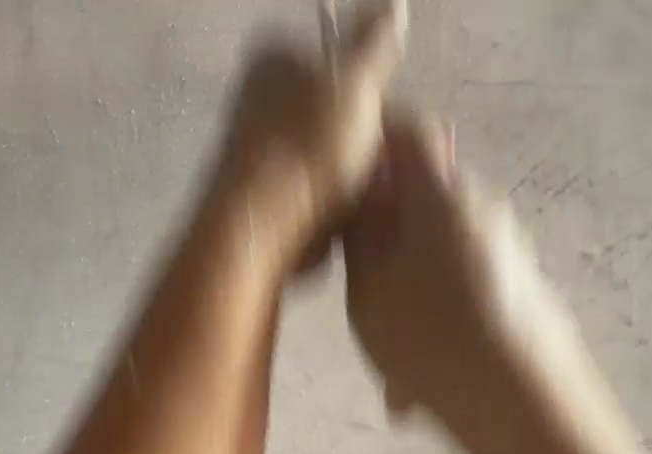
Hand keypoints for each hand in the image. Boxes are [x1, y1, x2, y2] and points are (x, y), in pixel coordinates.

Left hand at [210, 0, 407, 270]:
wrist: (259, 232)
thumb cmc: (308, 149)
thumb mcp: (355, 83)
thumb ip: (375, 43)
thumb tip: (394, 5)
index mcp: (275, 57)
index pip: (337, 60)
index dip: (372, 90)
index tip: (389, 118)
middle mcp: (257, 102)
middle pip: (332, 115)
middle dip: (362, 139)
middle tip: (386, 161)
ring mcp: (257, 157)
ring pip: (325, 162)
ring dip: (351, 180)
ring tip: (371, 195)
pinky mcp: (262, 206)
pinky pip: (313, 201)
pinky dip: (331, 211)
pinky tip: (348, 223)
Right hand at [343, 113, 601, 448]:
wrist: (520, 401)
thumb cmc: (428, 337)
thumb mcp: (368, 288)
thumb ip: (360, 234)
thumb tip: (362, 196)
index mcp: (439, 192)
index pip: (406, 129)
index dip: (372, 136)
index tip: (341, 174)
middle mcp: (482, 208)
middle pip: (422, 201)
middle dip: (385, 241)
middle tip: (357, 295)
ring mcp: (508, 250)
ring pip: (439, 259)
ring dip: (408, 299)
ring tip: (390, 375)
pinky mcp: (523, 291)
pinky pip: (463, 295)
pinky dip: (436, 326)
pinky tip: (417, 391)